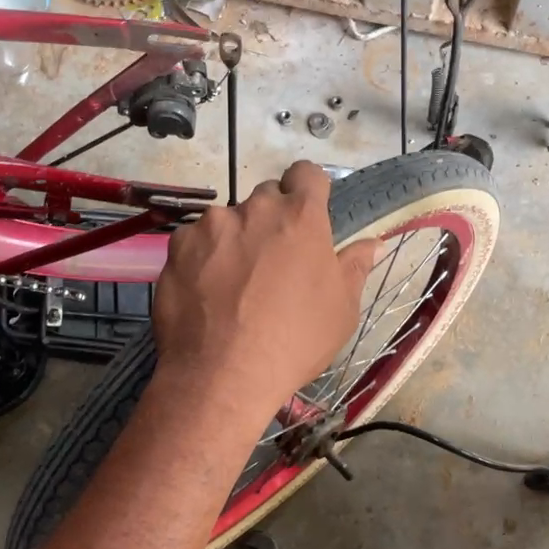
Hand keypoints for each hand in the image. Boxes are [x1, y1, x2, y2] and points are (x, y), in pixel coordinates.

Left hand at [152, 162, 378, 413]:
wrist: (223, 375)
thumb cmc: (294, 342)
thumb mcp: (341, 311)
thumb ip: (354, 268)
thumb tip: (371, 243)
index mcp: (301, 217)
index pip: (307, 174)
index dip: (308, 191)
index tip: (306, 215)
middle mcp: (254, 209)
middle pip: (266, 198)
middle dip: (271, 222)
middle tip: (272, 264)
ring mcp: (211, 226)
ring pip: (228, 222)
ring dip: (234, 241)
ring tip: (233, 286)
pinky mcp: (177, 247)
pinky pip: (194, 243)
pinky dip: (202, 260)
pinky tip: (205, 294)